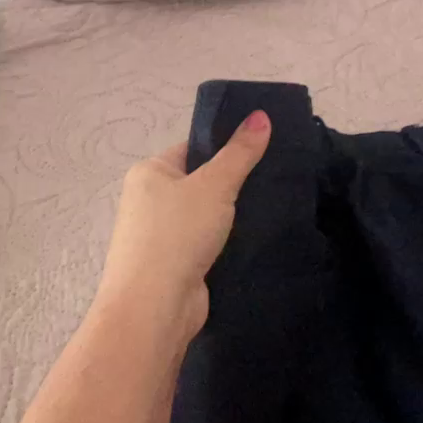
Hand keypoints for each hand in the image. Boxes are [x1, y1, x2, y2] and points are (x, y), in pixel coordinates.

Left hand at [97, 110, 271, 333]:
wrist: (154, 308)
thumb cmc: (177, 234)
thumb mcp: (215, 185)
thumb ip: (240, 152)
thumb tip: (262, 115)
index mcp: (149, 172)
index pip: (192, 148)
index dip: (226, 147)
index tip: (263, 148)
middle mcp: (148, 201)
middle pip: (199, 182)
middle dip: (232, 184)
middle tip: (273, 178)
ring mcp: (160, 236)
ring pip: (205, 215)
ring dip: (230, 216)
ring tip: (271, 207)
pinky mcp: (174, 265)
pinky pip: (205, 243)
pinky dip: (226, 242)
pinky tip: (255, 239)